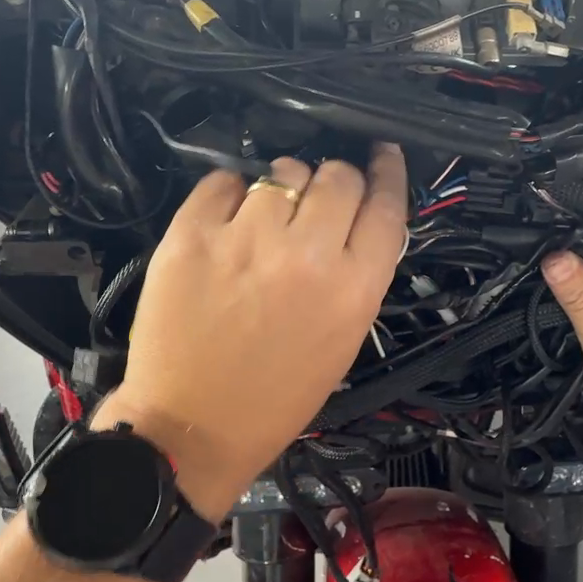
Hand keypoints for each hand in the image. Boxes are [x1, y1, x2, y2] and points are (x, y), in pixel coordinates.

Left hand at [93, 144, 407, 520]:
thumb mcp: (343, 340)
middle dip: (337, 180)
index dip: (389, 172)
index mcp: (355, 288)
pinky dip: (233, 191)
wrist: (193, 427)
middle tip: (321, 199)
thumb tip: (354, 223)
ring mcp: (247, 240)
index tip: (384, 154)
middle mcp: (308, 254)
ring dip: (286, 185)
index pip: (386, 205)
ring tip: (271, 211)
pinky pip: (224, 181)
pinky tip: (232, 216)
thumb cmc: (277, 397)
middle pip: (339, 177)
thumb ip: (357, 277)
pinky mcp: (193, 235)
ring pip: (284, 172)